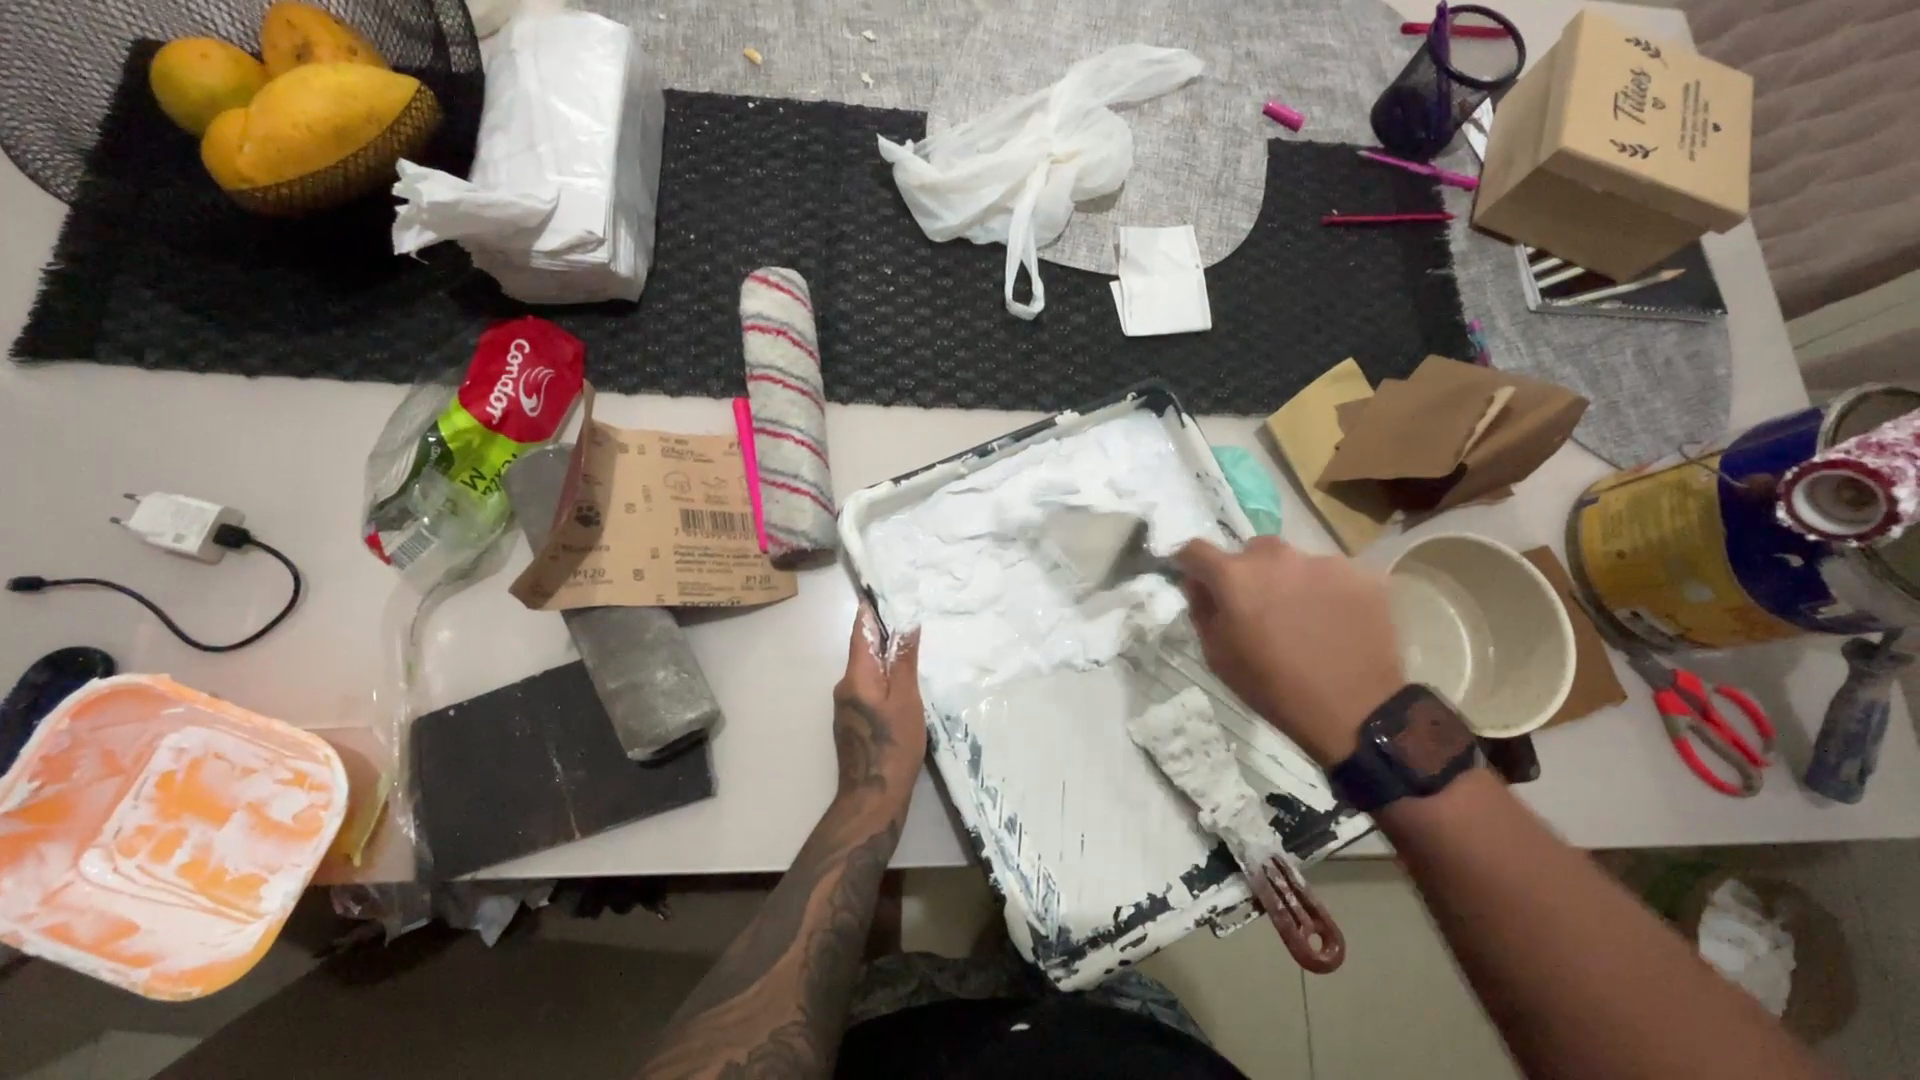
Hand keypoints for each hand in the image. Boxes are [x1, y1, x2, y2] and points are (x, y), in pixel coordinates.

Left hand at [832, 605, 927, 798]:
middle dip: (883, 635)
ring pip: (867, 673)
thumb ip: (904, 661)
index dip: (870, 611)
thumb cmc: (894, 746)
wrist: (873, 797)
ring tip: (912, 649)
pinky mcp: (853, 724)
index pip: (861, 633)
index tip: (881, 590)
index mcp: (856, 677)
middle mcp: (844, 688)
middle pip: (863, 652)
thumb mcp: (906, 700)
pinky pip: (868, 691)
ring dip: (885, 660)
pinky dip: (883, 682)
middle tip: (909, 618)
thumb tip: (906, 624)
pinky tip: (903, 686)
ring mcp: (846, 708)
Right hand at [1176, 537, 1405, 767]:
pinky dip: (1325, 593)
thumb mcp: (1218, 657)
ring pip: (1294, 563)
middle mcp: (1277, 557)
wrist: (1355, 710)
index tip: (1195, 578)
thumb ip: (1202, 611)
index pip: (1196, 549)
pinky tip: (1333, 622)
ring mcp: (1323, 562)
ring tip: (1302, 618)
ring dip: (1289, 582)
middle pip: (1250, 551)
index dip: (1190, 564)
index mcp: (1235, 576)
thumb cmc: (1273, 688)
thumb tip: (1198, 585)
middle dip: (1247, 573)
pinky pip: (1331, 575)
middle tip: (1257, 607)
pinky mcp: (1361, 575)